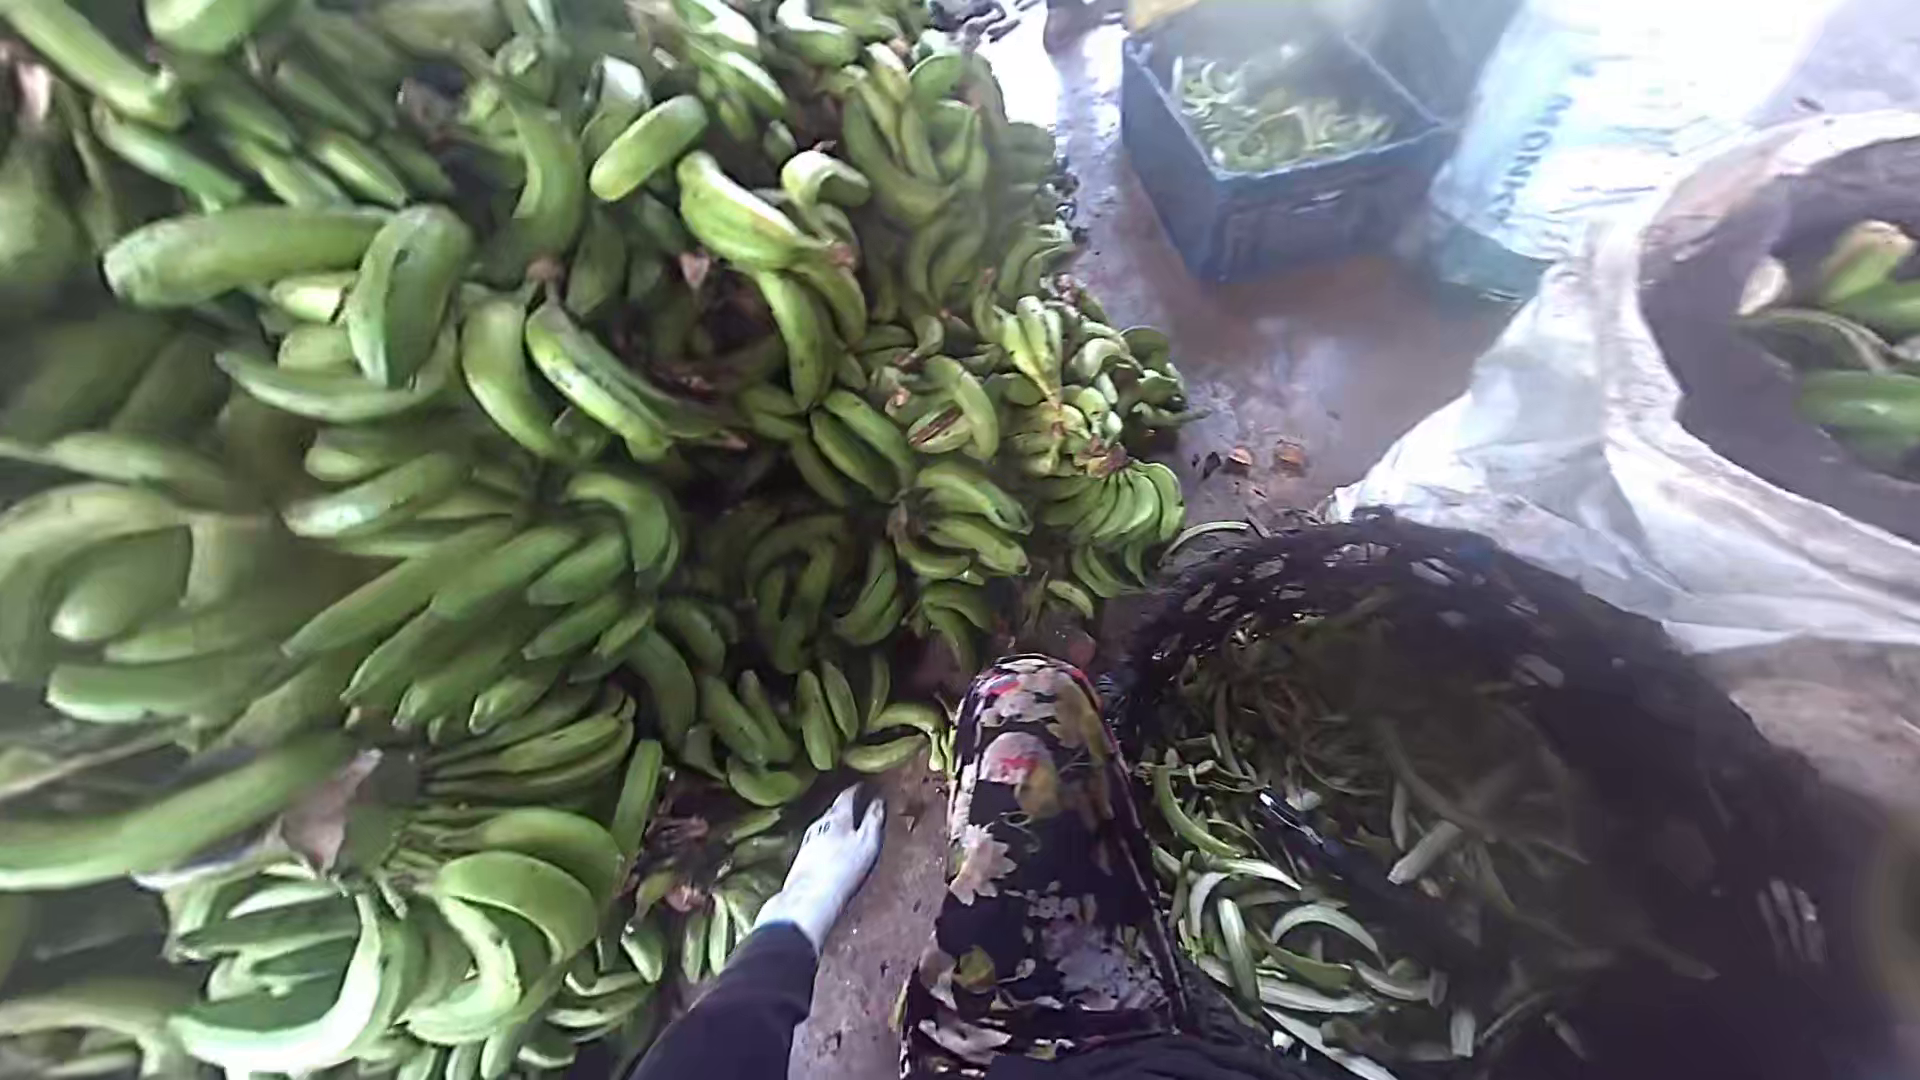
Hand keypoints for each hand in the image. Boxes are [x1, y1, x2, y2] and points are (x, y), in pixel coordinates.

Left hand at [752, 785, 886, 952]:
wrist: (807, 902)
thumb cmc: (841, 871)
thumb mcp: (867, 843)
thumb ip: (874, 819)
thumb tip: (878, 801)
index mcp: (837, 817)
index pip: (846, 796)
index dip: (856, 789)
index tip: (862, 786)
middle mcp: (819, 825)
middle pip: (833, 810)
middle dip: (844, 807)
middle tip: (856, 804)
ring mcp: (807, 843)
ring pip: (823, 827)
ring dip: (834, 824)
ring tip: (845, 827)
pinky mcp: (800, 861)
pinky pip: (816, 843)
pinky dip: (826, 841)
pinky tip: (829, 851)